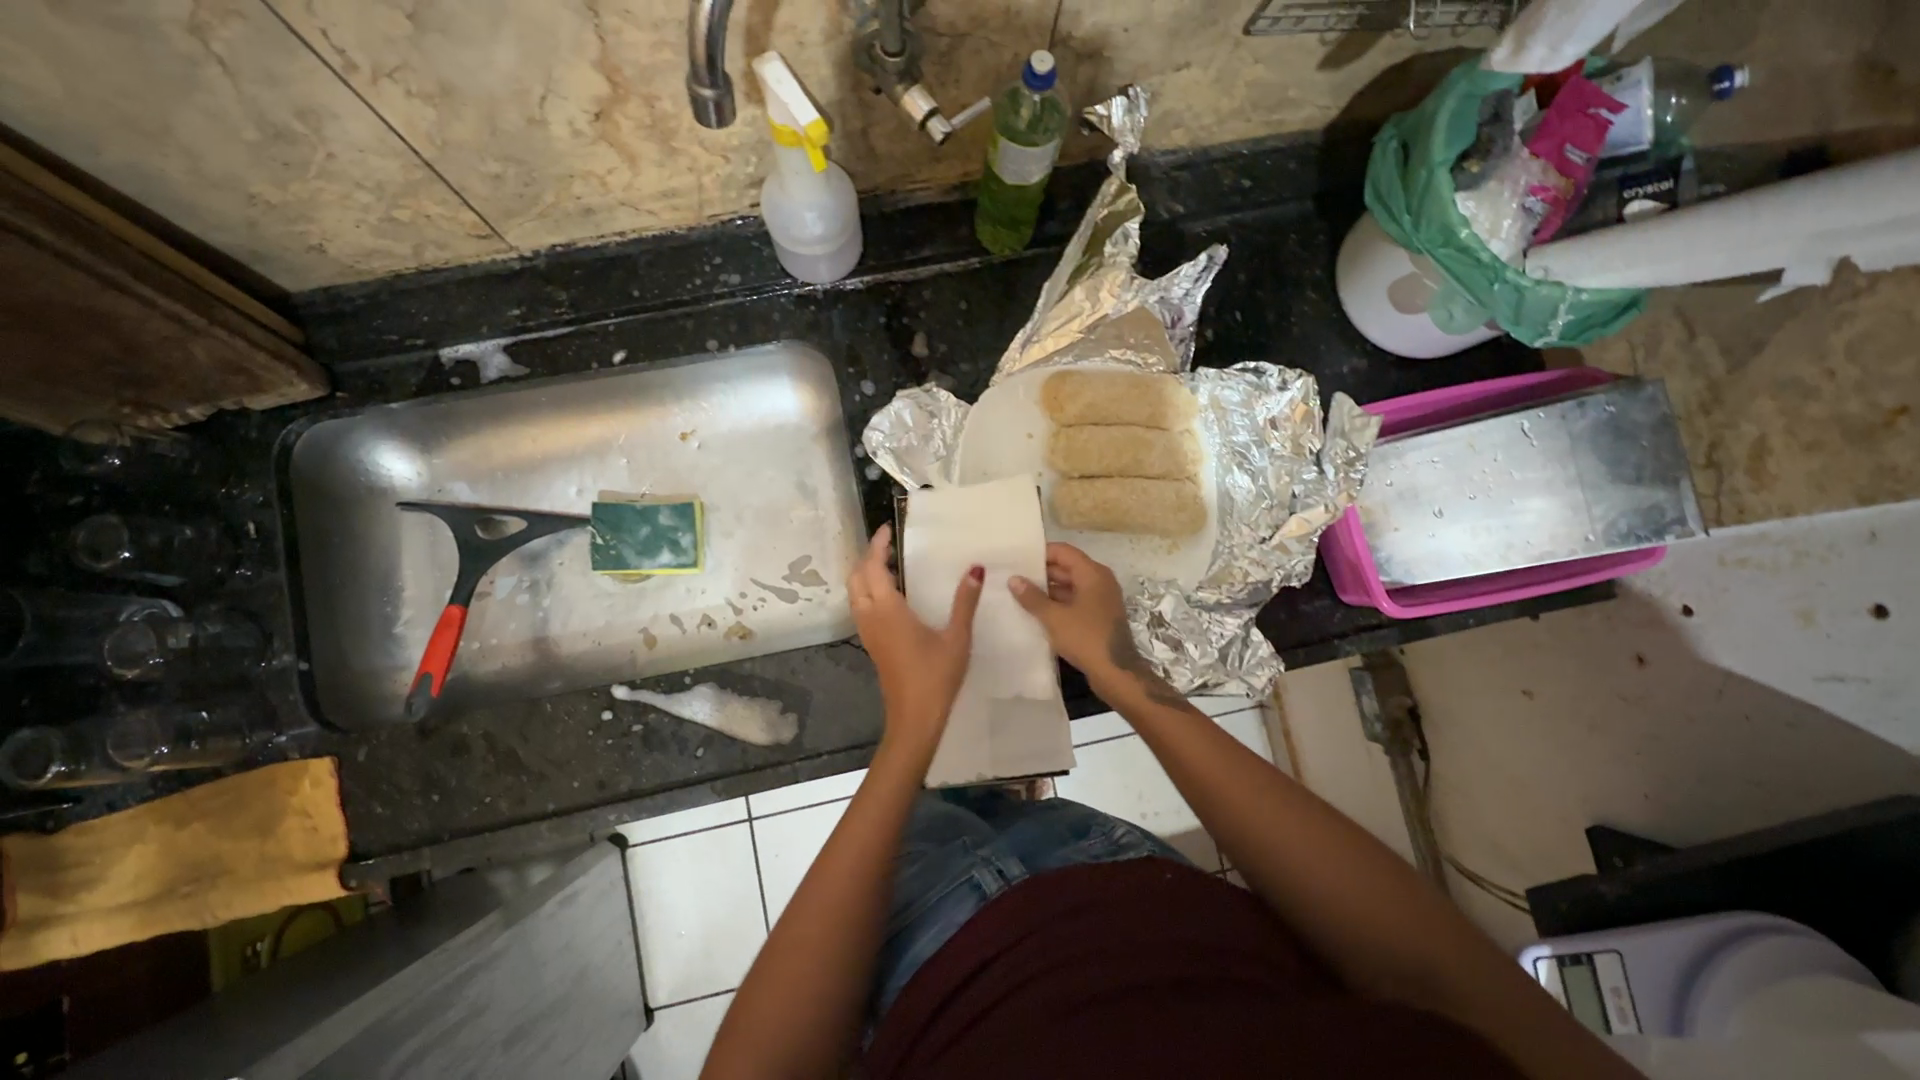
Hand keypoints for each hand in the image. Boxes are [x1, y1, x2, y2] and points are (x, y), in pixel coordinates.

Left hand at [847, 524, 982, 761]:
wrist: (915, 717)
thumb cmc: (936, 676)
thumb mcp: (957, 637)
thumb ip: (965, 601)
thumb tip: (975, 568)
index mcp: (888, 610)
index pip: (873, 566)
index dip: (877, 544)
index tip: (888, 528)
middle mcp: (871, 617)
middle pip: (856, 577)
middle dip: (868, 556)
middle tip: (889, 544)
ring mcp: (868, 632)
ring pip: (855, 593)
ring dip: (865, 574)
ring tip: (890, 563)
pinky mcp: (872, 644)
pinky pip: (861, 607)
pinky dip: (869, 591)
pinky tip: (892, 594)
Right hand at [1009, 544, 1182, 706]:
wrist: (1116, 673)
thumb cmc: (1086, 638)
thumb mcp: (1054, 618)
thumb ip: (1032, 597)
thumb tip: (1014, 579)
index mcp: (1092, 573)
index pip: (1063, 551)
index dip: (1040, 553)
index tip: (1016, 558)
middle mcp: (1099, 581)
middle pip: (1066, 568)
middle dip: (1040, 573)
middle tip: (1012, 577)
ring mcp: (1100, 599)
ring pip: (1069, 586)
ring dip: (1047, 590)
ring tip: (1018, 594)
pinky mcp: (1098, 617)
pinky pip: (1074, 602)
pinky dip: (1057, 604)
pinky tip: (1035, 612)